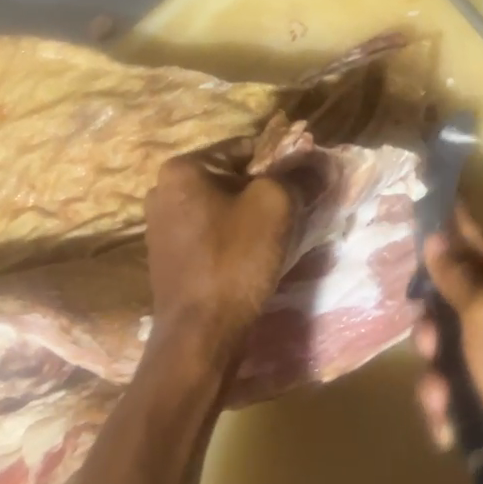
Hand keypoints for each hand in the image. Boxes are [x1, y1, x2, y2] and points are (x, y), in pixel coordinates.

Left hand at [144, 151, 326, 355]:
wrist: (200, 336)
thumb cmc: (235, 259)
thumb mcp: (276, 204)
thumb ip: (299, 174)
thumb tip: (319, 160)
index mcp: (183, 168)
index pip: (247, 147)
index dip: (282, 161)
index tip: (305, 183)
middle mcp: (164, 191)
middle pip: (234, 177)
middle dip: (267, 190)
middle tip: (296, 210)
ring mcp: (162, 226)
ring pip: (225, 206)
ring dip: (253, 215)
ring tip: (279, 236)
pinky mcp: (169, 258)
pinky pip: (213, 232)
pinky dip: (236, 238)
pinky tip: (256, 257)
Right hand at [414, 208, 482, 483]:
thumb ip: (458, 275)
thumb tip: (438, 236)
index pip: (477, 240)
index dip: (452, 227)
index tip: (423, 212)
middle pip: (452, 303)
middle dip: (431, 326)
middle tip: (431, 342)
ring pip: (447, 354)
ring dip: (434, 376)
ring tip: (441, 396)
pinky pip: (454, 396)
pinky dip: (447, 410)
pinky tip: (449, 424)